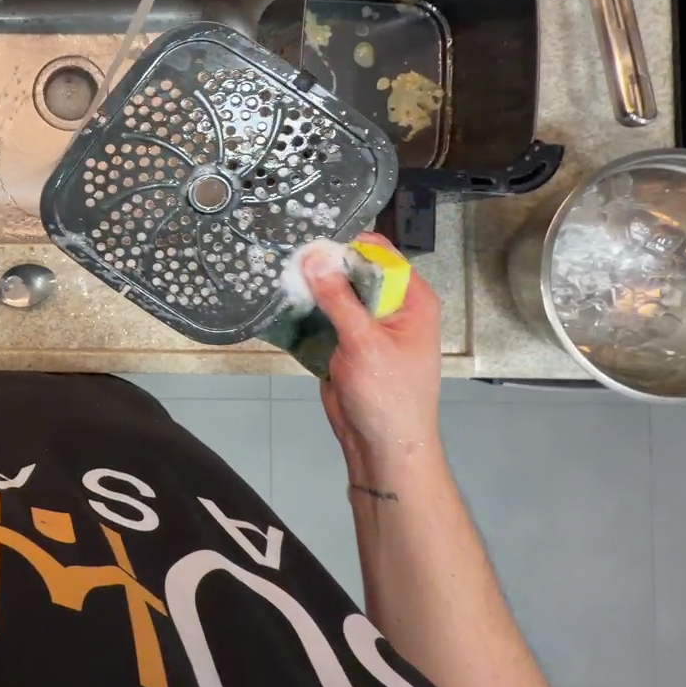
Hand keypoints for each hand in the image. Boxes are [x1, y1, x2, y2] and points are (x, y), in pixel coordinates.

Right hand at [302, 233, 443, 474]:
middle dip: (321, 264)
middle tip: (283, 254)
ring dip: (308, 286)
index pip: (380, 256)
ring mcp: (365, 323)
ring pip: (334, 291)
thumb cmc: (387, 395)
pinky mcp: (343, 339)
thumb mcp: (365, 343)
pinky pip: (322, 313)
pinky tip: (278, 299)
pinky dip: (303, 307)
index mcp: (411, 300)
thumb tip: (314, 255)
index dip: (347, 246)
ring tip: (273, 271)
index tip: (309, 242)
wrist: (380, 444)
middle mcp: (390, 306)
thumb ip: (339, 298)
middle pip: (353, 270)